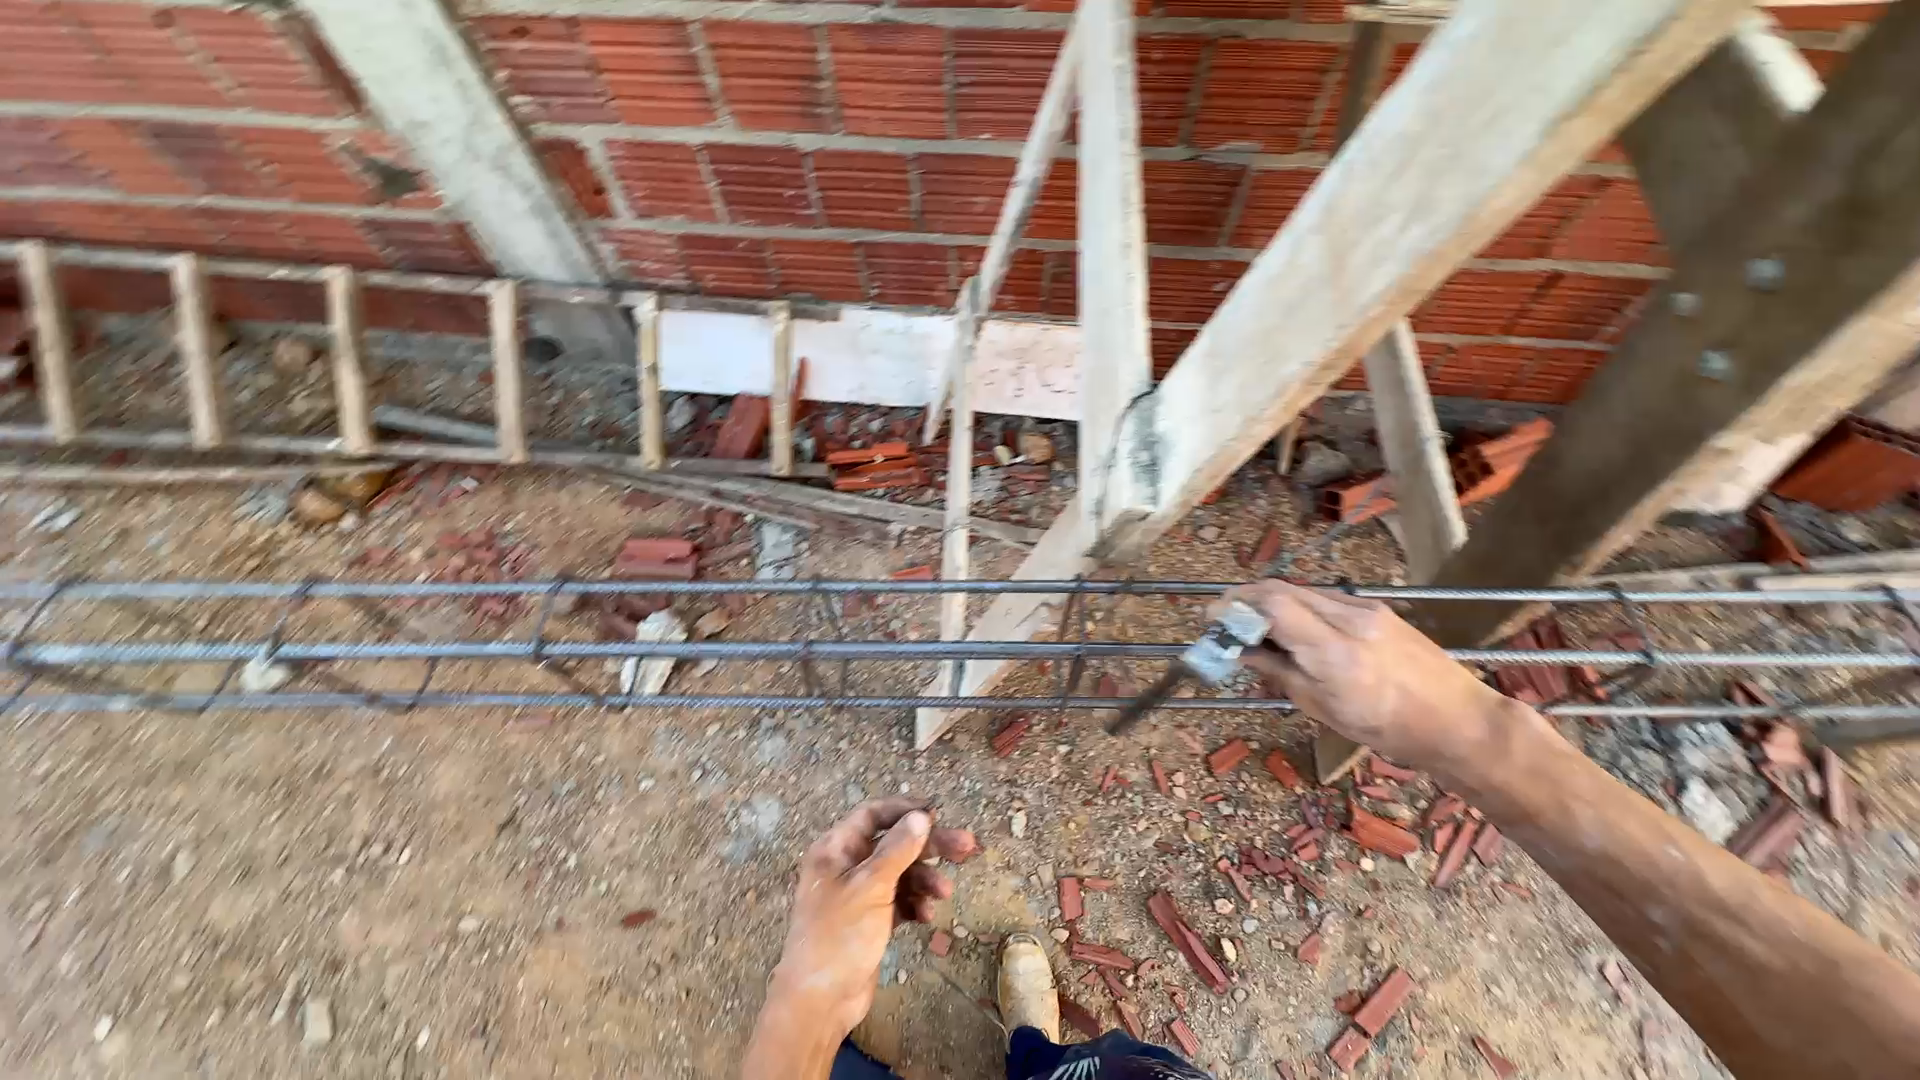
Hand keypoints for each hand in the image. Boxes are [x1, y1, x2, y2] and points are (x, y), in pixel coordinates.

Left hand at [767, 798, 975, 1039]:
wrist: (820, 1001)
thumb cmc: (839, 935)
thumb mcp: (870, 886)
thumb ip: (897, 849)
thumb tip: (921, 816)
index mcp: (835, 849)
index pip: (872, 815)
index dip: (904, 811)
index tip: (936, 813)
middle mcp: (846, 866)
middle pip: (893, 844)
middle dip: (928, 846)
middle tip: (966, 846)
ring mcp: (859, 894)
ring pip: (900, 873)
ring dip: (924, 880)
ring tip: (944, 893)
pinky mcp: (870, 920)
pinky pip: (899, 900)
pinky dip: (914, 904)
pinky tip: (926, 916)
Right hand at [1232, 580, 1517, 771]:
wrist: (1455, 720)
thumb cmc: (1385, 728)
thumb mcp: (1320, 706)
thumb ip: (1277, 670)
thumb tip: (1240, 649)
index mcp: (1333, 651)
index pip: (1272, 604)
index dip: (1234, 605)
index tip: (1211, 619)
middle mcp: (1349, 618)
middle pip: (1281, 589)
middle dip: (1244, 599)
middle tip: (1224, 621)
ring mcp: (1365, 608)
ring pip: (1301, 590)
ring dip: (1269, 602)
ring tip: (1253, 629)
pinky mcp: (1375, 608)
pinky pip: (1323, 598)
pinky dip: (1296, 606)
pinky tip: (1290, 630)